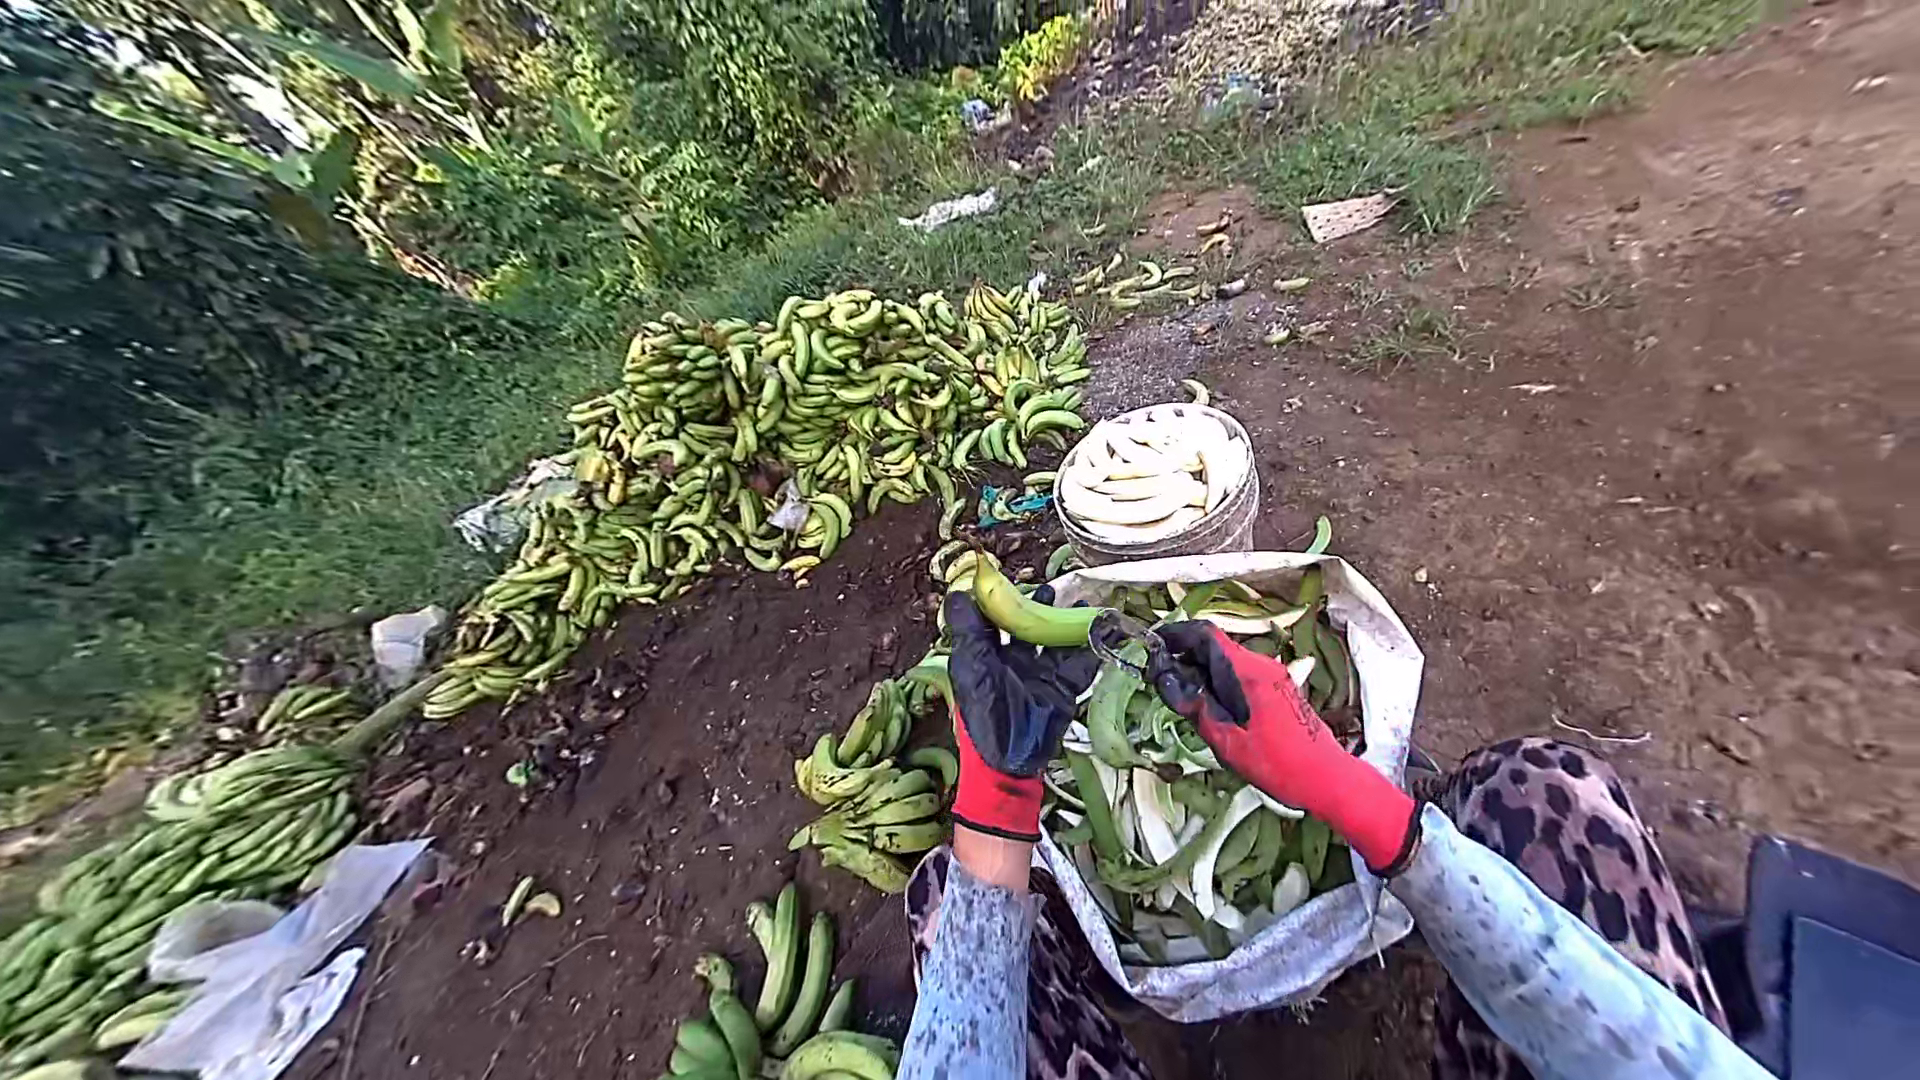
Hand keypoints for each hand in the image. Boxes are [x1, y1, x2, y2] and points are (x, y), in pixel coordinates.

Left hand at [945, 588, 1098, 844]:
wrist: (1010, 759)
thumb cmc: (983, 711)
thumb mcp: (971, 666)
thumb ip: (967, 630)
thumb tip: (957, 592)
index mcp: (988, 655)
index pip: (996, 622)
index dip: (1004, 602)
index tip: (1011, 580)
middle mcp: (1014, 662)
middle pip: (1030, 629)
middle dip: (1041, 610)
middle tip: (1051, 590)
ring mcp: (1040, 675)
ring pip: (1057, 642)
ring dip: (1068, 625)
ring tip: (1081, 604)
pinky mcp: (1062, 689)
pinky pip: (1078, 666)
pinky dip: (1090, 650)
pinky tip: (1102, 632)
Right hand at [1147, 621, 1420, 874]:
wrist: (1330, 780)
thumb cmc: (1279, 763)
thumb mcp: (1227, 740)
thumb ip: (1195, 706)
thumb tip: (1164, 679)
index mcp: (1248, 671)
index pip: (1204, 634)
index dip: (1174, 634)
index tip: (1152, 645)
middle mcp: (1261, 664)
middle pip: (1212, 645)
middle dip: (1183, 656)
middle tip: (1161, 678)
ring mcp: (1271, 673)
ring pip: (1224, 659)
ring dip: (1199, 670)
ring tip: (1182, 696)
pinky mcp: (1275, 686)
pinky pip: (1237, 672)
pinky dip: (1216, 680)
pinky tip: (1208, 705)